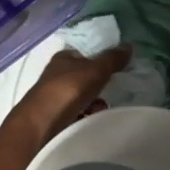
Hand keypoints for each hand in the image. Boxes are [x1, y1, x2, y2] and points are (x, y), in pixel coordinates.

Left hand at [9, 47, 131, 143]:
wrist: (41, 123)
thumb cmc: (68, 89)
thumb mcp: (96, 70)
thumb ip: (112, 59)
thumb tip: (128, 45)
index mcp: (64, 57)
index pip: (84, 54)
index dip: (100, 59)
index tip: (114, 70)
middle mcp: (56, 74)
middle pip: (83, 76)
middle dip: (99, 85)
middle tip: (110, 91)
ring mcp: (53, 95)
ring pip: (80, 96)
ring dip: (94, 102)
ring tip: (101, 109)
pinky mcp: (53, 115)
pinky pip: (75, 112)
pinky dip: (85, 115)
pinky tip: (91, 119)